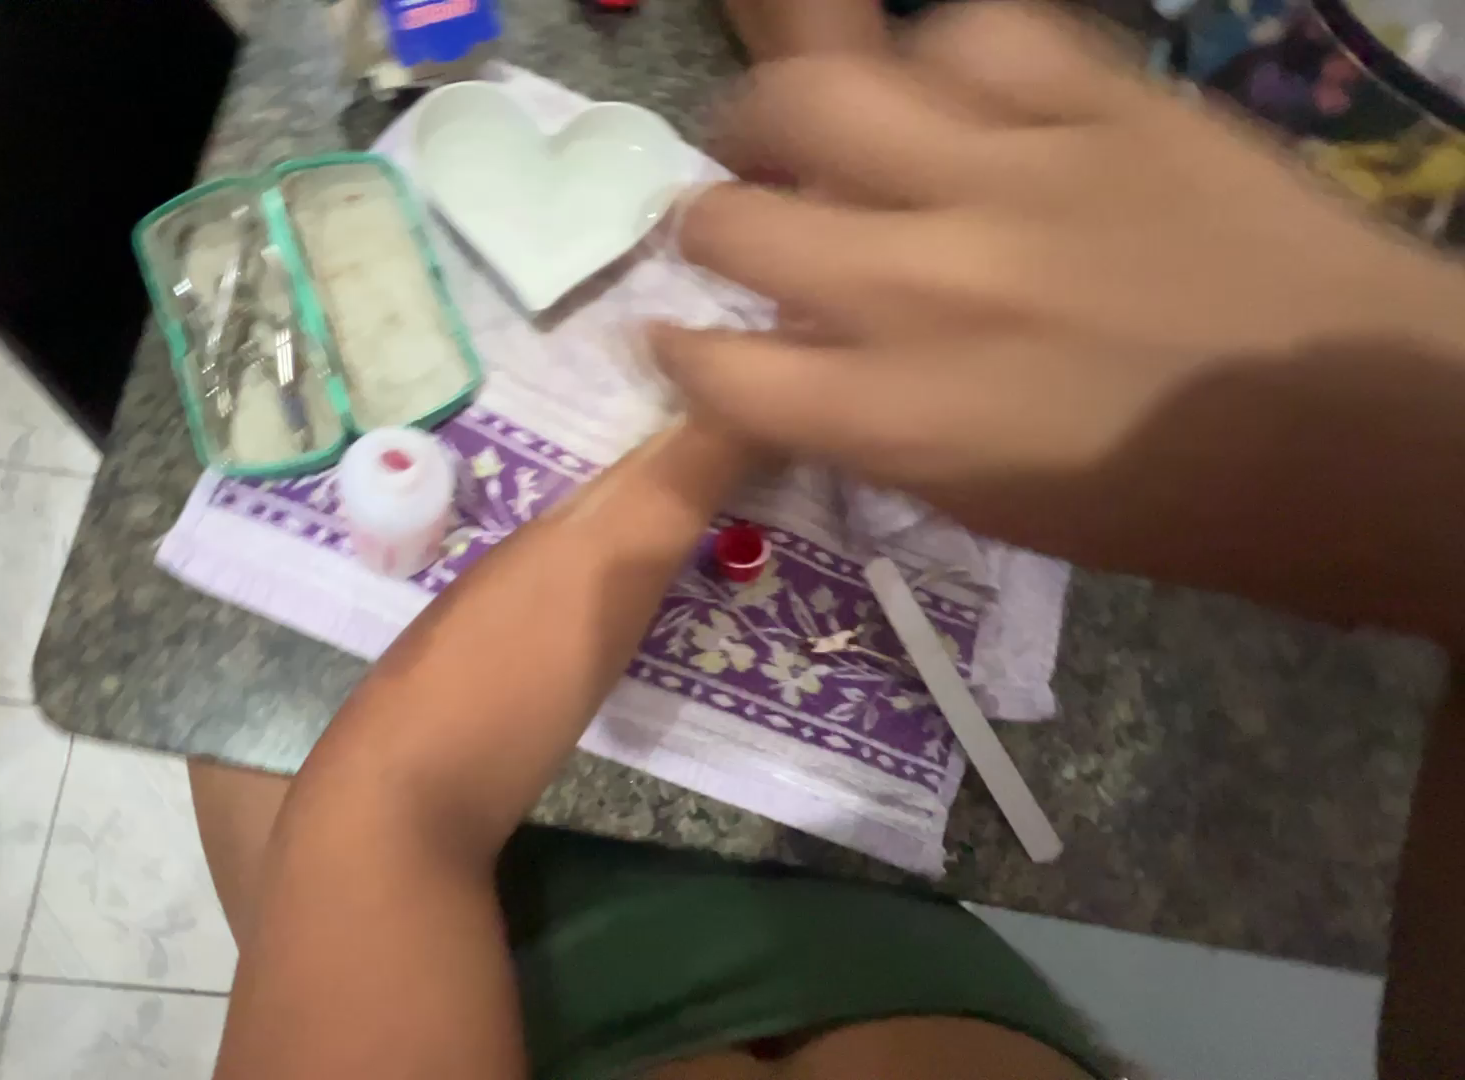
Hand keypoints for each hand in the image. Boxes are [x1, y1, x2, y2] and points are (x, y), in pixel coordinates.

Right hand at [656, 1, 1464, 641]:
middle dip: (696, 224)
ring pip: (820, 94)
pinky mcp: (1107, 108)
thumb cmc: (1118, 498)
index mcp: (884, 412)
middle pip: (733, 221)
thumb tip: (770, 353)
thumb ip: (837, 418)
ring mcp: (1011, 182)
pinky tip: (925, 97)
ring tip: (780, 131)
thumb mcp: (943, 492)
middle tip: (715, 222)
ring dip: (767, 116)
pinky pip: (972, 33)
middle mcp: (921, 289)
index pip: (713, 367)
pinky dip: (924, 59)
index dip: (671, 349)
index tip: (665, 336)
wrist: (1346, 435)